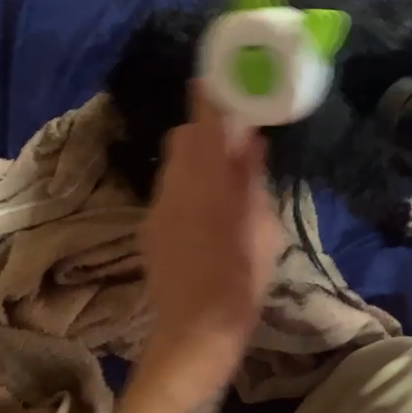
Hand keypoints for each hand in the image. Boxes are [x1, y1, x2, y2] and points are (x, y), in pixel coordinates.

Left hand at [136, 82, 285, 403]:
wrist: (195, 332)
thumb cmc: (242, 278)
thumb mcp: (263, 226)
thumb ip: (252, 178)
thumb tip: (251, 139)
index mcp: (209, 179)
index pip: (203, 121)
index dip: (209, 96)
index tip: (219, 80)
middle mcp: (176, 184)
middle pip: (183, 137)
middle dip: (203, 129)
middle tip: (231, 139)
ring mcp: (158, 206)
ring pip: (174, 164)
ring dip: (195, 159)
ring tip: (220, 178)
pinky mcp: (149, 227)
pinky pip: (169, 190)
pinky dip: (186, 186)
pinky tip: (203, 212)